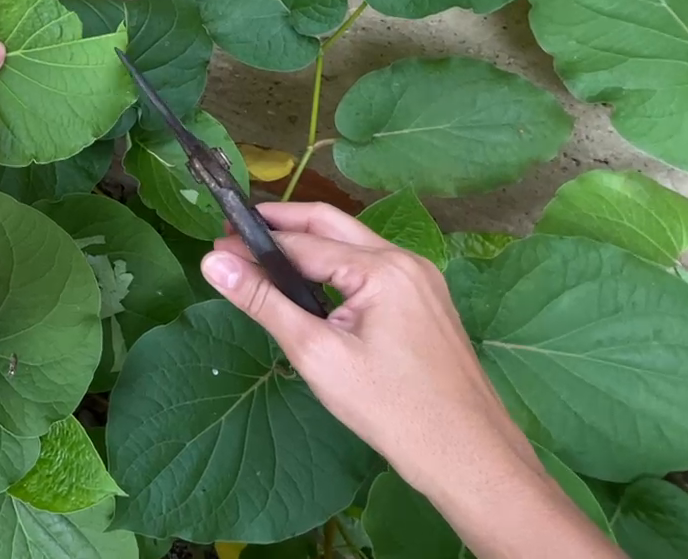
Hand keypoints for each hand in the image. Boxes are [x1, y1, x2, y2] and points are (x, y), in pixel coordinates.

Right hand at [200, 203, 533, 499]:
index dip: (253, 244)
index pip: (300, 243)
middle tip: (233, 234)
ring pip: (349, 242)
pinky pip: (368, 265)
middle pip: (328, 224)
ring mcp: (421, 279)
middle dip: (279, 224)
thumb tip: (211, 260)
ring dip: (305, 242)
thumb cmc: (392, 410)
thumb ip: (261, 300)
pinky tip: (308, 283)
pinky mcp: (425, 300)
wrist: (476, 465)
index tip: (215, 248)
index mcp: (382, 269)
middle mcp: (405, 261)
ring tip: (261, 257)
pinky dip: (331, 263)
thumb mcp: (316, 354)